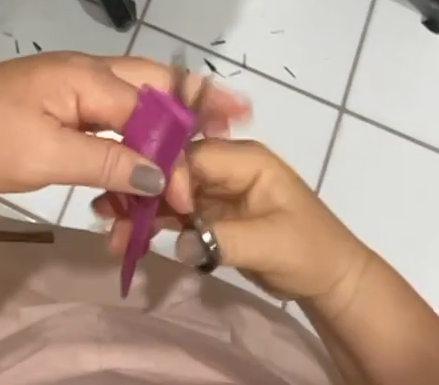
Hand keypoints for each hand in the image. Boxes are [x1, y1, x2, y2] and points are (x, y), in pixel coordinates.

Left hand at [0, 53, 248, 206]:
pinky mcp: (61, 99)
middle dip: (193, 98)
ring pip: (133, 93)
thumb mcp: (50, 156)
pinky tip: (147, 142)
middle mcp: (87, 71)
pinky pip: (110, 107)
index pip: (149, 113)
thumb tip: (160, 174)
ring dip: (167, 112)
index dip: (175, 151)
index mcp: (87, 78)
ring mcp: (73, 82)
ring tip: (203, 127)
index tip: (188, 191)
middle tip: (235, 112)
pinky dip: (136, 124)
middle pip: (152, 82)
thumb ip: (108, 163)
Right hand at [92, 138, 375, 311]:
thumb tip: (182, 242)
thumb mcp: (271, 243)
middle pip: (175, 170)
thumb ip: (223, 238)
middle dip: (144, 190)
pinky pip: (176, 214)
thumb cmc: (310, 251)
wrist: (332, 283)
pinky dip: (155, 225)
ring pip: (170, 192)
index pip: (194, 154)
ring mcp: (217, 191)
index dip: (167, 173)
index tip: (148, 201)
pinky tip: (128, 238)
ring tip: (112, 231)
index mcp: (245, 158)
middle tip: (107, 211)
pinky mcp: (212, 214)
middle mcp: (226, 167)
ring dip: (143, 210)